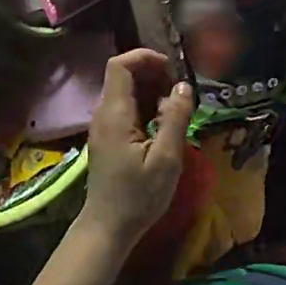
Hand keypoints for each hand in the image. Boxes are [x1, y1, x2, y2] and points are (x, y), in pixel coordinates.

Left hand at [79, 48, 192, 245]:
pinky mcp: (107, 137)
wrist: (108, 226)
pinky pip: (125, 109)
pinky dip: (144, 107)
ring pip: (125, 92)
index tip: (172, 70)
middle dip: (152, 74)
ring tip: (175, 110)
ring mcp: (103, 126)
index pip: (120, 65)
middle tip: (179, 92)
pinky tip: (161, 125)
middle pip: (123, 75)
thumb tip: (183, 86)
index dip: (145, 58)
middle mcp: (103, 114)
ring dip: (150, 91)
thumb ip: (174, 119)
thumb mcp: (166, 159)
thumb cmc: (138, 196)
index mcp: (114, 114)